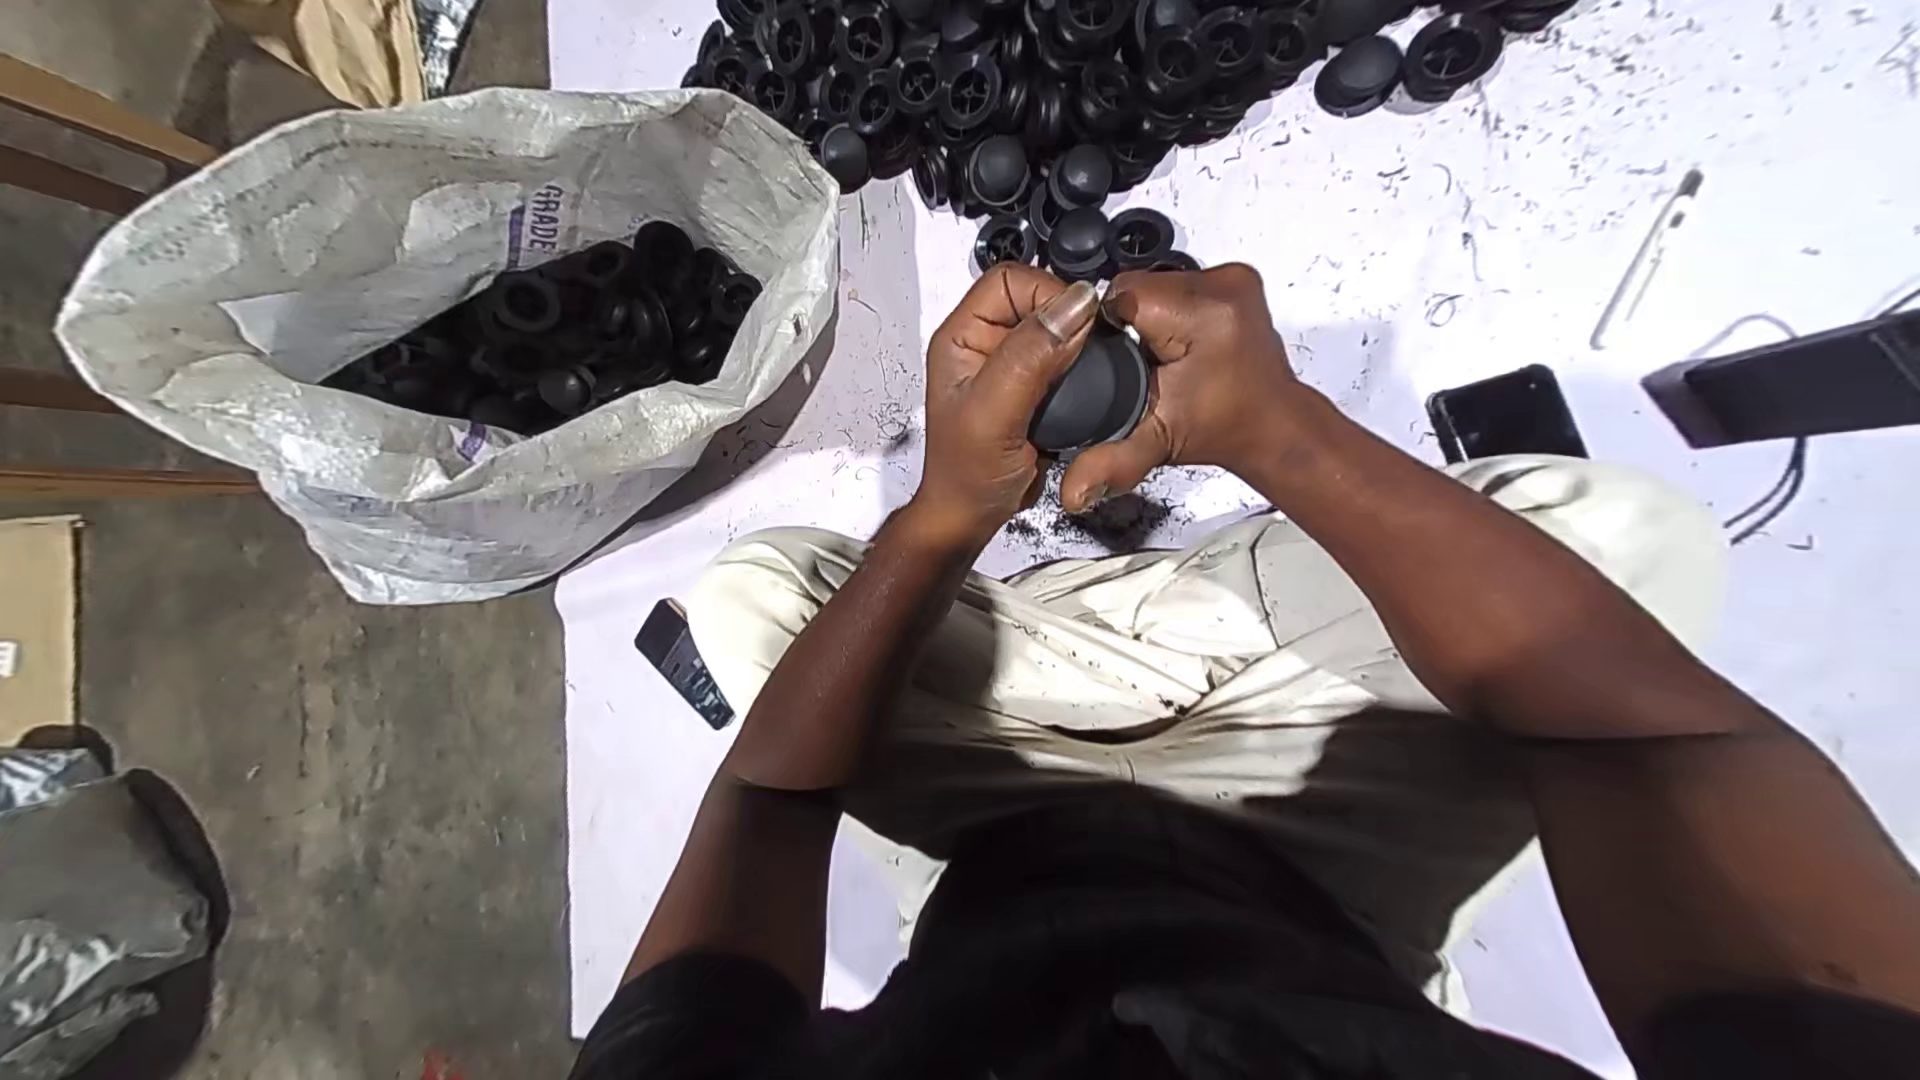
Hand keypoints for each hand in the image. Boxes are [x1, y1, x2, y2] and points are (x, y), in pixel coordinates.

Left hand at [908, 265, 1099, 548]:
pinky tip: (1084, 386)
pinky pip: (1064, 359)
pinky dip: (1080, 367)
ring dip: (1077, 344)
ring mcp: (1009, 366)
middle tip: (1084, 353)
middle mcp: (985, 345)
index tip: (1077, 325)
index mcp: (963, 338)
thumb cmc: (967, 475)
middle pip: (1036, 299)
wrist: (974, 515)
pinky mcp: (1032, 388)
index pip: (1009, 280)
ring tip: (1084, 373)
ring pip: (1054, 328)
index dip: (1047, 293)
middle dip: (1067, 319)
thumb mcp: (994, 414)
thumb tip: (1075, 305)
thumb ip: (1030, 358)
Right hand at [1060, 264, 1305, 512]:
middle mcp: (1223, 286)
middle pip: (1136, 284)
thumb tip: (1070, 492)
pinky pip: (1177, 283)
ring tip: (1154, 354)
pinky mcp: (1235, 279)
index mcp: (1204, 317)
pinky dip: (1166, 309)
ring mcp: (1232, 278)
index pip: (1122, 295)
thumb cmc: (1223, 428)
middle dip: (1126, 324)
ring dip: (1144, 314)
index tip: (1115, 360)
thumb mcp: (1155, 443)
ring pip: (1154, 281)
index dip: (1105, 329)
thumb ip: (1109, 461)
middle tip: (1138, 364)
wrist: (1270, 425)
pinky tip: (1170, 340)